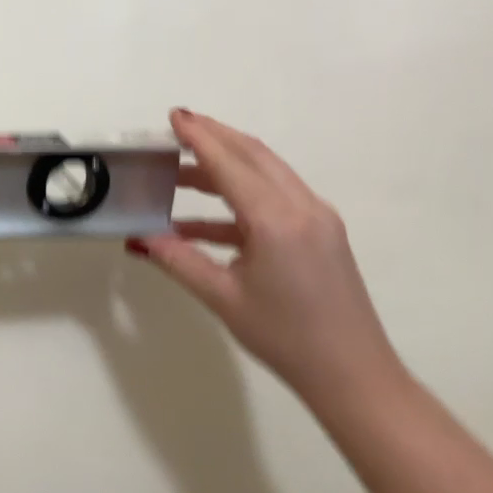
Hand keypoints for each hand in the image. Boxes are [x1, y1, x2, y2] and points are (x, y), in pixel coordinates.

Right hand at [128, 110, 403, 405]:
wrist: (353, 375)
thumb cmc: (285, 337)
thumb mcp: (222, 298)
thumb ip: (178, 260)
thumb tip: (138, 238)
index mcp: (276, 220)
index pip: (230, 164)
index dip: (199, 138)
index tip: (174, 117)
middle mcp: (301, 207)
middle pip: (254, 155)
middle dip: (215, 138)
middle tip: (177, 128)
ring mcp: (317, 218)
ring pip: (267, 173)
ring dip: (226, 165)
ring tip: (180, 172)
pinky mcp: (322, 233)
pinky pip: (276, 197)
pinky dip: (240, 195)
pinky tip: (202, 221)